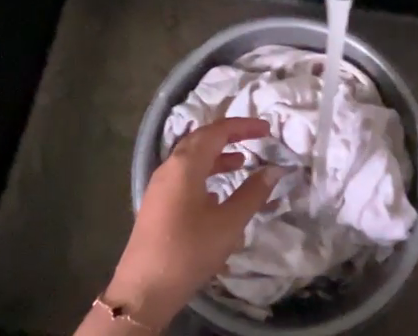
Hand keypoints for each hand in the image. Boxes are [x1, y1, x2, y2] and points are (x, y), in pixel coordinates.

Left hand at [104, 118, 284, 327]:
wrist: (144, 290)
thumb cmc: (189, 251)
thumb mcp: (228, 223)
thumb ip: (252, 193)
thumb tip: (274, 169)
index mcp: (185, 164)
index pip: (217, 131)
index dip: (243, 126)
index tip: (266, 129)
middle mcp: (169, 167)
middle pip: (201, 139)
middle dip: (229, 135)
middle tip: (254, 138)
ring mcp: (159, 185)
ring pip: (191, 158)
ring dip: (216, 156)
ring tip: (241, 162)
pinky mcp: (157, 203)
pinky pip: (183, 176)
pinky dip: (203, 173)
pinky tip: (216, 193)